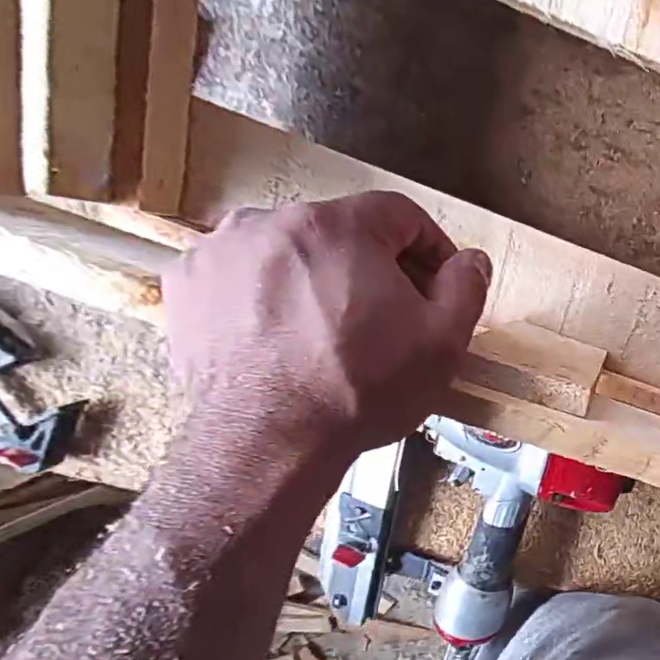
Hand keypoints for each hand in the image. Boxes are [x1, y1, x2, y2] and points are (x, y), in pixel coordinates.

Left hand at [161, 192, 489, 466]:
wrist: (269, 444)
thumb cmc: (356, 393)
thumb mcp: (440, 345)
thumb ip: (464, 289)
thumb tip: (470, 261)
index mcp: (338, 227)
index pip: (399, 215)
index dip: (429, 248)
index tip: (436, 282)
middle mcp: (272, 223)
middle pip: (342, 234)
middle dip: (372, 270)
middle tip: (387, 320)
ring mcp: (222, 252)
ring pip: (291, 255)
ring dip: (318, 282)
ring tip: (330, 336)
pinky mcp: (189, 286)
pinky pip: (245, 278)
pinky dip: (268, 300)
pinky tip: (284, 341)